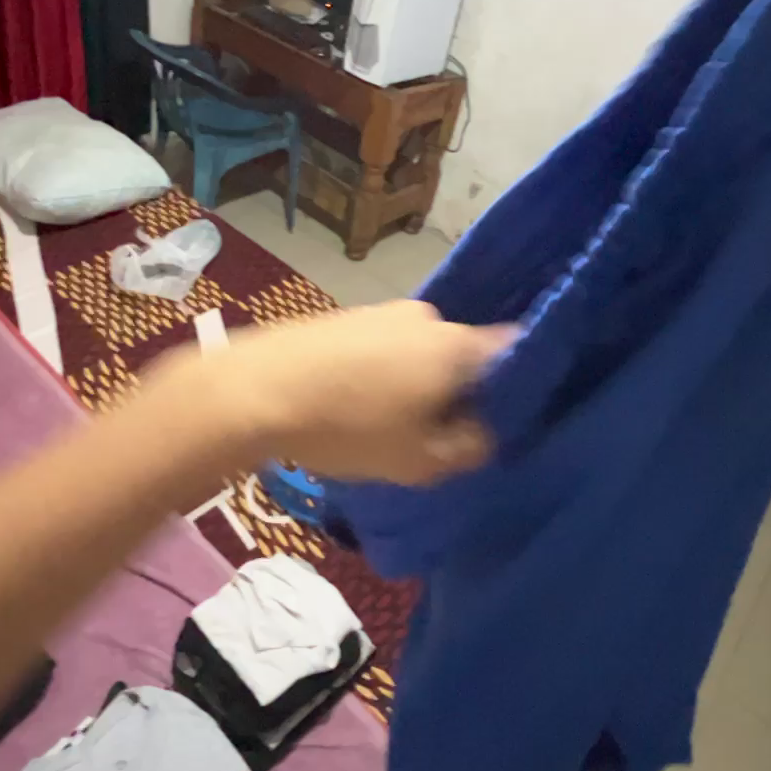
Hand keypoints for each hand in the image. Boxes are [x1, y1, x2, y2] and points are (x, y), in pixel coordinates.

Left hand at [139, 301, 512, 485]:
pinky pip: (384, 344)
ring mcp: (382, 309)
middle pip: (462, 354)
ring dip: (415, 381)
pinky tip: (354, 400)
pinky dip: (381, 371)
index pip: (514, 351)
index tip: (500, 418)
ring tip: (386, 421)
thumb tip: (483, 430)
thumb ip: (469, 447)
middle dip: (457, 390)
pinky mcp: (346, 313)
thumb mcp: (419, 461)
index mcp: (457, 345)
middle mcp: (427, 315)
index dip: (516, 385)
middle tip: (436, 432)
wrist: (254, 389)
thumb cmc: (347, 428)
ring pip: (420, 350)